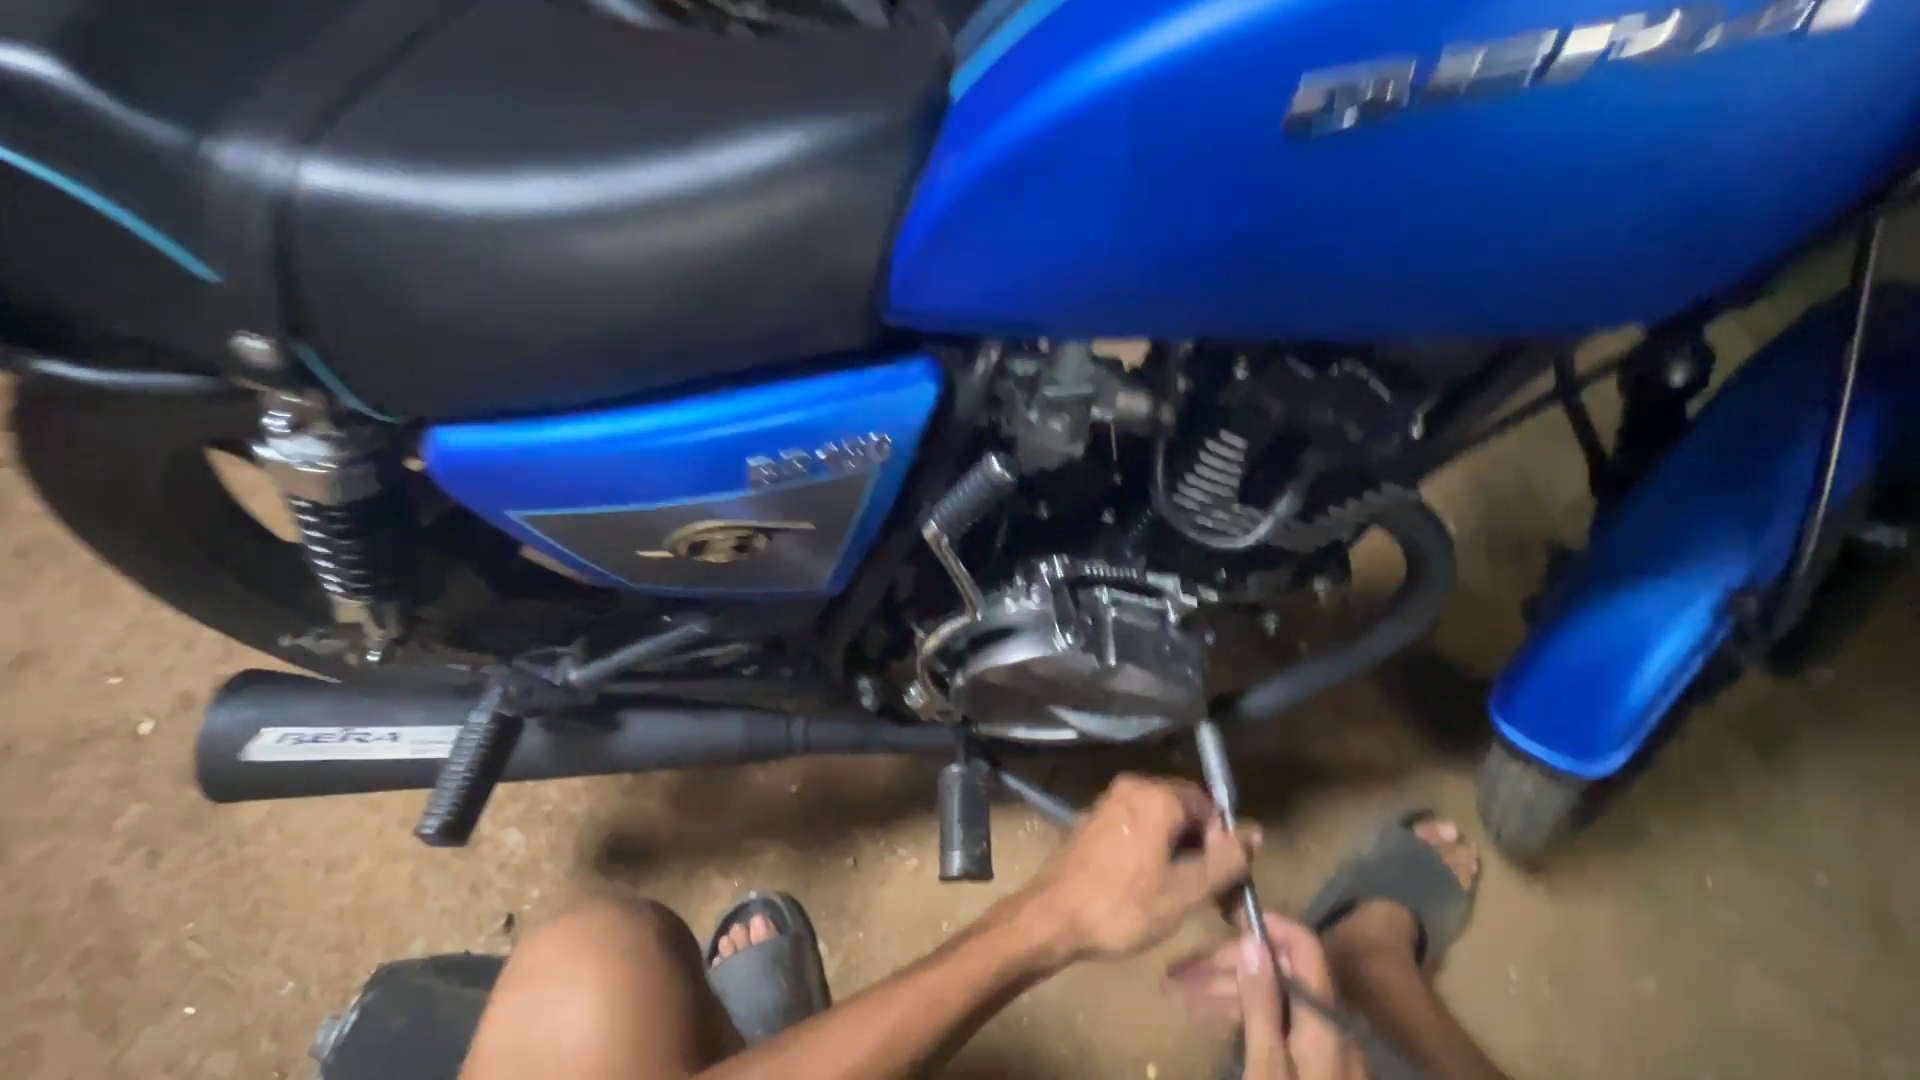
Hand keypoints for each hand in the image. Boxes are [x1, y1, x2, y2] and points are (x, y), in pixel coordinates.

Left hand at [1014, 774, 1255, 963]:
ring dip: (1176, 851)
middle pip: (1183, 810)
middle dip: (1201, 846)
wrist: (1051, 917)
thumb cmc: (1123, 906)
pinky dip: (1150, 850)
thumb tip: (1255, 832)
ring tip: (1180, 894)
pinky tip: (1148, 886)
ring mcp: (1107, 803)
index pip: (1209, 806)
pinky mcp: (1091, 822)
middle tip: (1208, 892)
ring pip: (1158, 821)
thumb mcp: (1185, 890)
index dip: (1223, 842)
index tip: (1225, 879)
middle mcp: (1131, 788)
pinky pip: (1134, 828)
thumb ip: (1225, 861)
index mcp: (1157, 796)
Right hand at [1165, 912, 1357, 1079]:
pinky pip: (1275, 1026)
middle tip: (1175, 975)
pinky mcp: (1312, 1071)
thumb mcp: (1267, 1070)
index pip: (1303, 948)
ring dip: (1225, 991)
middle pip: (1279, 973)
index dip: (1268, 926)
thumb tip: (1252, 942)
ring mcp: (1322, 1052)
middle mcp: (1328, 1027)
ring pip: (1272, 1001)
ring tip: (1176, 995)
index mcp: (1323, 1021)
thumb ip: (1263, 1004)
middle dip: (1227, 966)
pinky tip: (1207, 1018)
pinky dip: (1240, 1017)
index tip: (1224, 921)